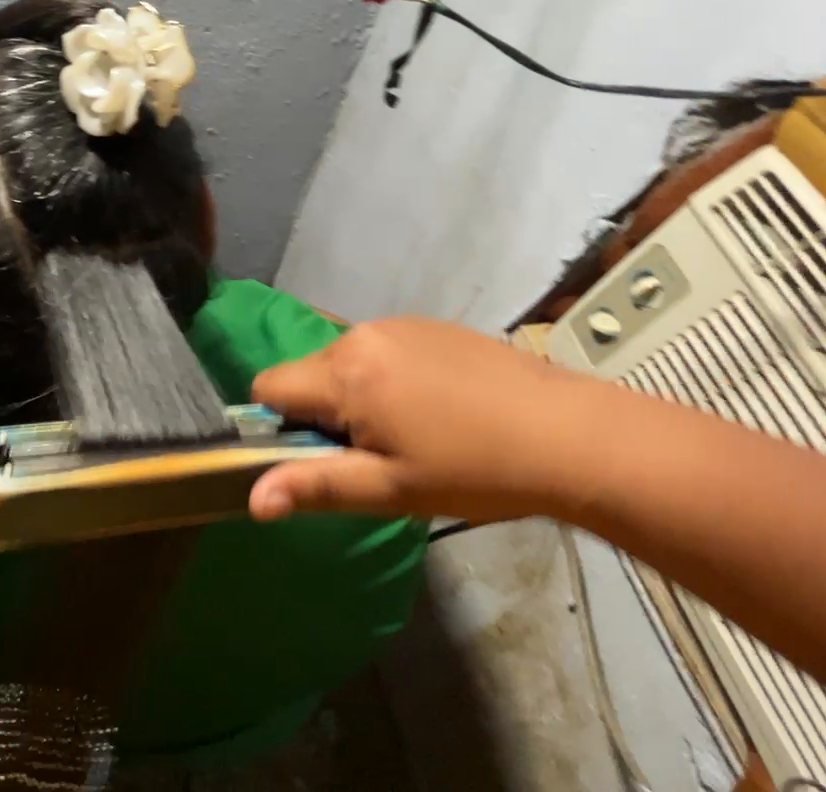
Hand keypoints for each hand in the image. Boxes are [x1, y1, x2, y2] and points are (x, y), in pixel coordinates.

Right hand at [249, 318, 598, 523]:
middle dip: (321, 412)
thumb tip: (252, 500)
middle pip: (307, 374)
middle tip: (374, 452)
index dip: (276, 424)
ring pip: (344, 362)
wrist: (572, 436)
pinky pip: (381, 350)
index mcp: (345, 373)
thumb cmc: (474, 470)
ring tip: (410, 432)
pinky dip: (386, 378)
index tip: (318, 454)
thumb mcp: (390, 489)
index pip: (267, 385)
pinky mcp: (431, 325)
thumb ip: (315, 486)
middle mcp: (362, 336)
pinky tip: (436, 409)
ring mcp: (399, 325)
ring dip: (355, 395)